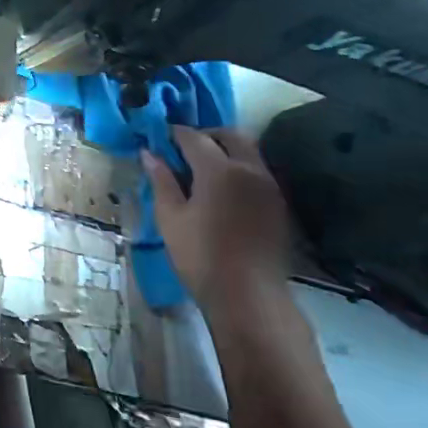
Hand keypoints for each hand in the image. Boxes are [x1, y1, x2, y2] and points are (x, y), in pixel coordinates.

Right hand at [144, 127, 291, 315]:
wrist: (248, 294)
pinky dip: (239, 166)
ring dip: (225, 149)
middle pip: (230, 136)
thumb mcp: (169, 217)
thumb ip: (161, 180)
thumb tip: (149, 153)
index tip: (158, 136)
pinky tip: (222, 187)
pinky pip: (258, 170)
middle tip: (182, 147)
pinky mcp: (279, 203)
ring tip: (201, 166)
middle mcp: (250, 169)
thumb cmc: (199, 255)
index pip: (194, 138)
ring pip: (249, 151)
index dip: (174, 133)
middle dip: (205, 135)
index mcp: (219, 170)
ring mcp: (269, 186)